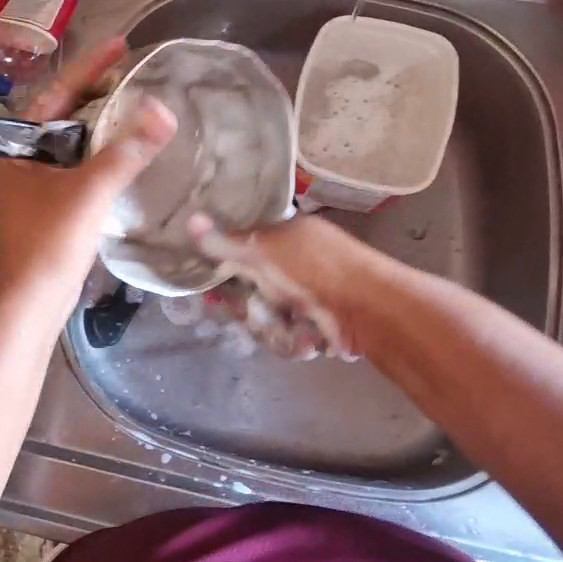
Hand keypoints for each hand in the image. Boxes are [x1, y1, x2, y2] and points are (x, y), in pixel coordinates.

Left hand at [0, 38, 176, 294]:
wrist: (33, 300)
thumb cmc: (51, 241)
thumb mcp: (90, 191)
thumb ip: (126, 152)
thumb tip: (164, 113)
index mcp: (20, 146)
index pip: (57, 93)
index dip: (89, 67)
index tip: (120, 45)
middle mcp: (24, 158)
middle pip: (64, 114)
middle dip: (97, 92)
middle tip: (133, 75)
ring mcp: (37, 183)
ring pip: (73, 141)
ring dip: (102, 123)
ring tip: (136, 106)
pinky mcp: (52, 205)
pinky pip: (80, 166)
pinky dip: (102, 153)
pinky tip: (127, 154)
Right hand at [191, 214, 380, 360]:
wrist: (373, 311)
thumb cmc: (318, 270)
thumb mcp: (267, 251)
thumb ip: (226, 242)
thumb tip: (190, 220)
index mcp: (287, 236)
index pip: (242, 250)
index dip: (223, 270)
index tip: (210, 290)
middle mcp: (296, 265)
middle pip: (249, 291)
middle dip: (249, 309)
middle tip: (251, 314)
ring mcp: (307, 298)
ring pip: (266, 319)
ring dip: (273, 329)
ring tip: (291, 330)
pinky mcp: (317, 327)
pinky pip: (287, 337)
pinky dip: (295, 340)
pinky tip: (309, 340)